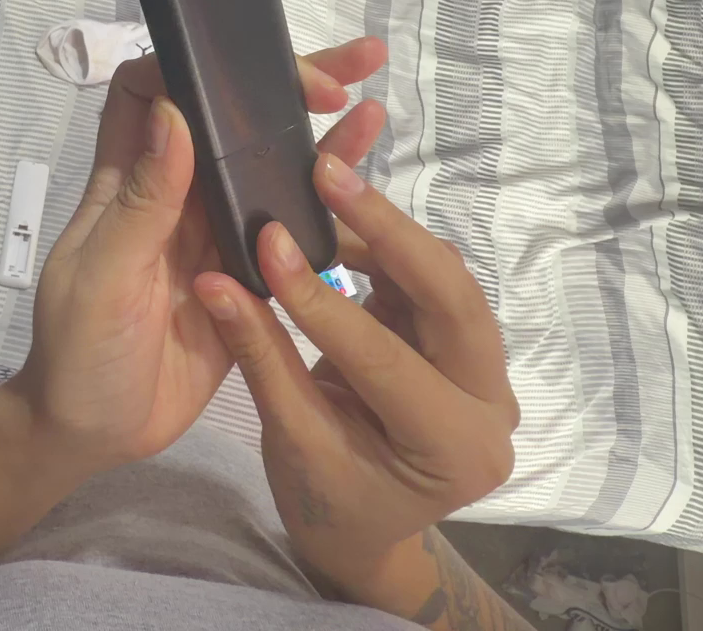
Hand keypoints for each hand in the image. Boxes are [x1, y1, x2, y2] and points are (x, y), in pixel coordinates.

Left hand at [9, 39, 389, 471]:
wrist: (97, 428)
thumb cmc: (81, 350)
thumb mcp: (102, 276)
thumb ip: (141, 202)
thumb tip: (177, 115)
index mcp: (126, 182)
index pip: (147, 94)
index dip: (189, 66)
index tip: (246, 67)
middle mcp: (172, 193)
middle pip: (221, 119)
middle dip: (279, 86)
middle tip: (352, 67)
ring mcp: (210, 230)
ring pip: (262, 166)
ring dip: (314, 135)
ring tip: (373, 110)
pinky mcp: (243, 271)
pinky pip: (284, 225)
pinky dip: (323, 200)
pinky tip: (366, 184)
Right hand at [190, 155, 519, 601]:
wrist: (363, 527)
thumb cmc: (327, 499)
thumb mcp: (289, 436)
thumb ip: (259, 354)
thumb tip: (214, 282)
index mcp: (451, 447)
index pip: (383, 357)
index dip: (320, 297)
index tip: (266, 240)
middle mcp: (488, 403)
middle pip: (451, 297)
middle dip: (389, 230)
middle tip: (328, 175)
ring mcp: (482, 369)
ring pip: (445, 277)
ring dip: (386, 229)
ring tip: (324, 186)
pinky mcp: (458, 342)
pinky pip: (425, 279)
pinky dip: (382, 245)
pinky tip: (337, 220)